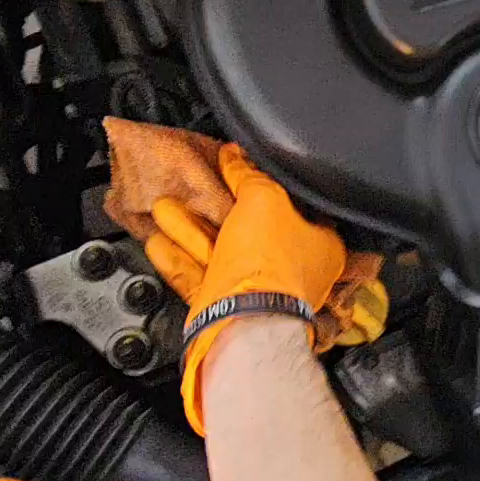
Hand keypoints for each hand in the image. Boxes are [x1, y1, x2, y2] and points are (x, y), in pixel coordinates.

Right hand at [146, 143, 345, 432]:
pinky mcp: (224, 305)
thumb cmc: (269, 264)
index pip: (294, 205)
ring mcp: (256, 289)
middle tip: (194, 186)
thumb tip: (237, 156)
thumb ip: (250, 175)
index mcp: (321, 245)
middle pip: (249, 227)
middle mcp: (291, 268)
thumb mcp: (265, 199)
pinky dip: (177, 256)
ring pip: (218, 249)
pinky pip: (198, 274)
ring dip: (189, 227)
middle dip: (216, 205)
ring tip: (164, 205)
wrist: (242, 324)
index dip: (265, 185)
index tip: (238, 171)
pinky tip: (158, 240)